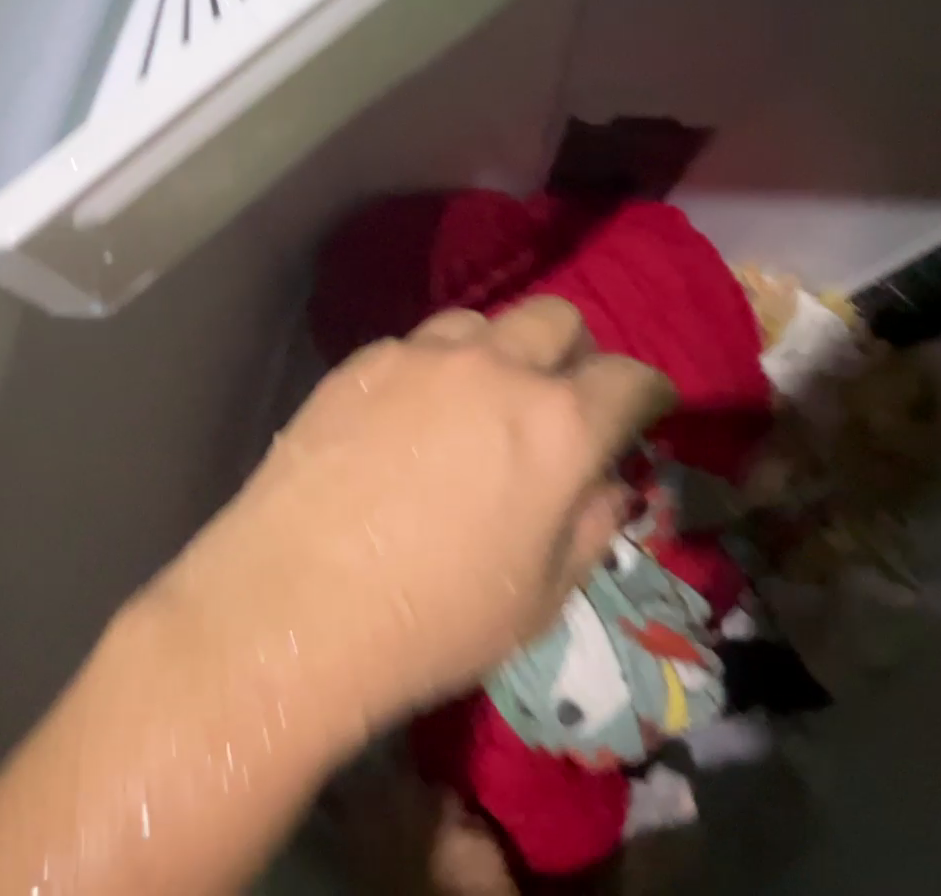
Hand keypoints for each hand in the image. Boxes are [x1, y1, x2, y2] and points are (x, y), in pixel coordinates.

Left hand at [162, 296, 676, 730]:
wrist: (293, 608)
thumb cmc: (432, 621)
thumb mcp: (542, 598)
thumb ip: (589, 526)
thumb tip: (603, 485)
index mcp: (556, 424)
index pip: (630, 379)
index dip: (647, 394)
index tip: (642, 412)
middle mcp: (491, 368)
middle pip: (556, 319)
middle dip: (573, 356)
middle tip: (557, 402)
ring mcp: (415, 359)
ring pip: (479, 324)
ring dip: (497, 354)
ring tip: (476, 405)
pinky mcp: (354, 366)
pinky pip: (412, 349)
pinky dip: (431, 372)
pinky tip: (405, 421)